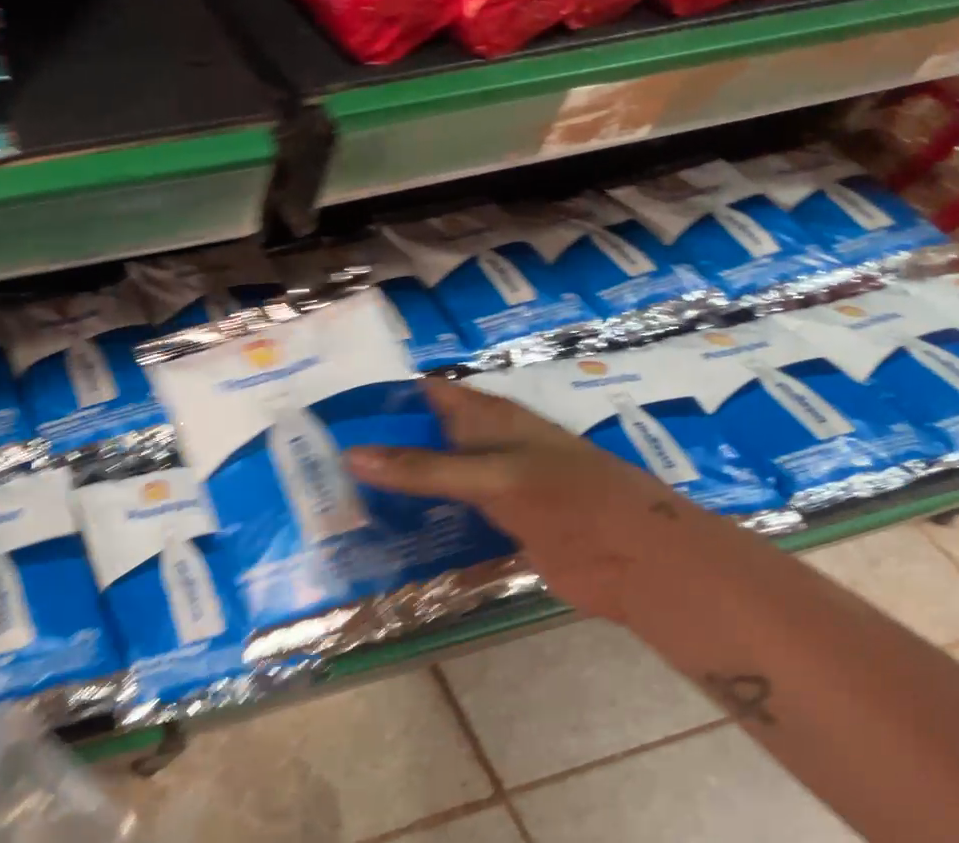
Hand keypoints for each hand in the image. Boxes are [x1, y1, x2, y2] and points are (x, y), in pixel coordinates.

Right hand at [347, 378, 705, 621]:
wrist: (640, 563)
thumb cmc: (570, 498)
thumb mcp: (491, 476)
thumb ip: (421, 468)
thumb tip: (348, 455)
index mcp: (487, 417)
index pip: (422, 395)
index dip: (379, 399)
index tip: (328, 413)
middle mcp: (484, 445)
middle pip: (421, 438)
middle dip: (377, 447)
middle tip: (318, 461)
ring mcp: (491, 487)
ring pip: (431, 480)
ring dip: (395, 489)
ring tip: (337, 497)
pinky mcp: (499, 526)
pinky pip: (448, 518)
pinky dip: (419, 524)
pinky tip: (382, 534)